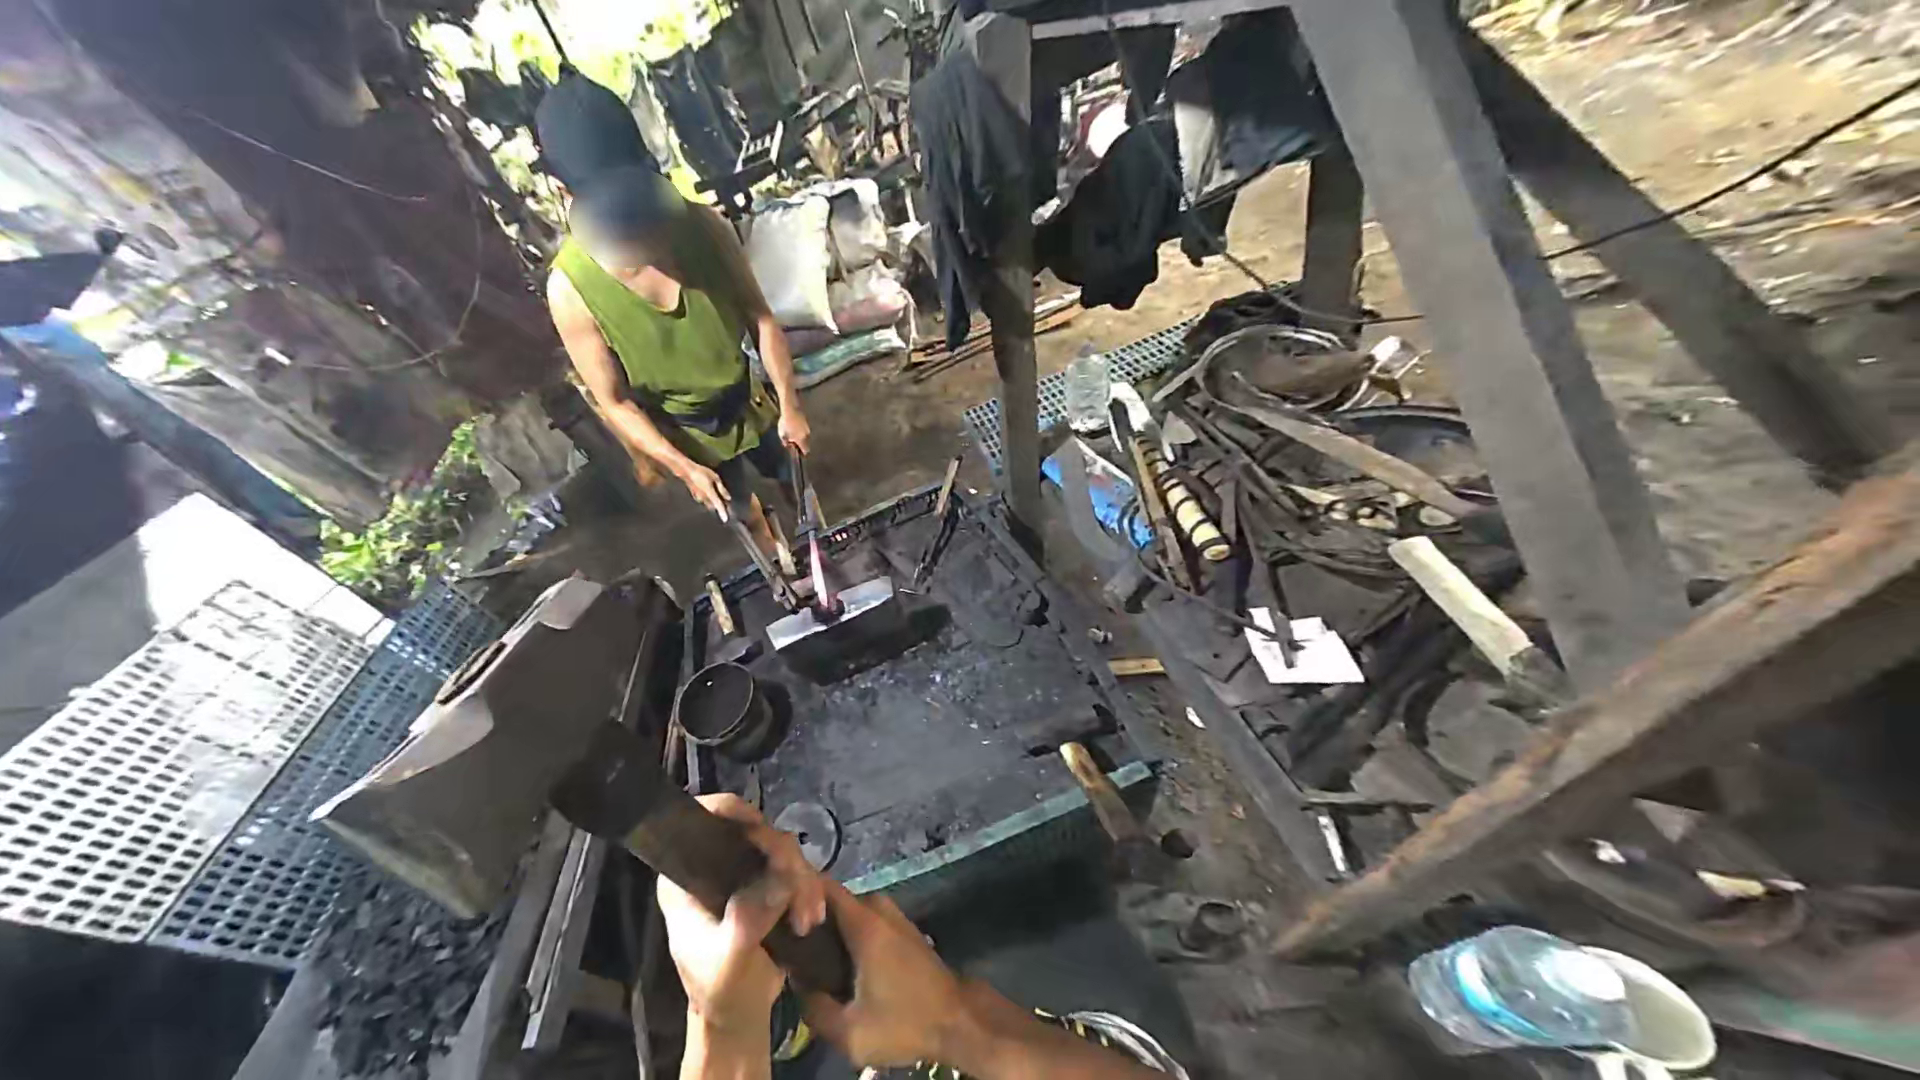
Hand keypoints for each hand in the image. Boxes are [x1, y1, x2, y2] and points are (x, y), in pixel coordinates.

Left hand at [658, 795, 829, 1038]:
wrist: (740, 1017)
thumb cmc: (720, 990)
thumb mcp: (728, 961)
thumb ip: (747, 921)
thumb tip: (779, 882)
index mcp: (688, 878)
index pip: (702, 822)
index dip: (729, 811)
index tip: (759, 827)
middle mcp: (716, 866)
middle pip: (755, 833)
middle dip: (784, 861)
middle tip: (800, 894)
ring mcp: (745, 873)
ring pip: (782, 850)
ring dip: (802, 880)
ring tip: (808, 918)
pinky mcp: (770, 883)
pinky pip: (796, 869)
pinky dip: (808, 888)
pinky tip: (813, 914)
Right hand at [679, 463, 732, 519]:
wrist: (685, 470)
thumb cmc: (701, 473)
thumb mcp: (715, 478)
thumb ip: (721, 489)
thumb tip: (728, 498)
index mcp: (710, 494)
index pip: (718, 505)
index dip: (722, 513)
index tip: (725, 520)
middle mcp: (703, 498)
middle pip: (713, 507)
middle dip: (718, 506)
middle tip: (725, 503)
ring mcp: (697, 498)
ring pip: (708, 504)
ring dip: (713, 503)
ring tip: (718, 496)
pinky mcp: (694, 496)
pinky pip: (703, 500)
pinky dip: (708, 499)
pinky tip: (709, 493)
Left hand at [777, 404, 810, 455]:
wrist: (791, 409)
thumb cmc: (786, 423)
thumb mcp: (782, 434)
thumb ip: (785, 441)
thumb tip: (787, 445)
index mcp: (801, 440)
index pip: (806, 451)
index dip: (803, 453)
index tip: (798, 452)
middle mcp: (807, 435)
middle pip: (806, 443)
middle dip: (801, 443)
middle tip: (792, 441)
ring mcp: (808, 428)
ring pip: (805, 435)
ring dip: (800, 436)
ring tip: (792, 431)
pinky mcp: (806, 421)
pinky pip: (804, 429)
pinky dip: (800, 429)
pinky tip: (794, 425)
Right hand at [799, 883, 968, 1067]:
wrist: (955, 1019)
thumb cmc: (904, 1021)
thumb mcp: (851, 1032)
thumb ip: (815, 1008)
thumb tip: (795, 984)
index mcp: (864, 922)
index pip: (823, 886)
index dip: (797, 891)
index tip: (775, 909)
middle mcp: (877, 907)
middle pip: (833, 899)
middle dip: (809, 915)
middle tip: (785, 941)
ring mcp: (891, 914)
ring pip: (848, 911)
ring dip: (828, 927)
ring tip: (805, 953)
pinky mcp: (899, 926)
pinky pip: (863, 919)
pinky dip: (846, 932)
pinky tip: (834, 959)